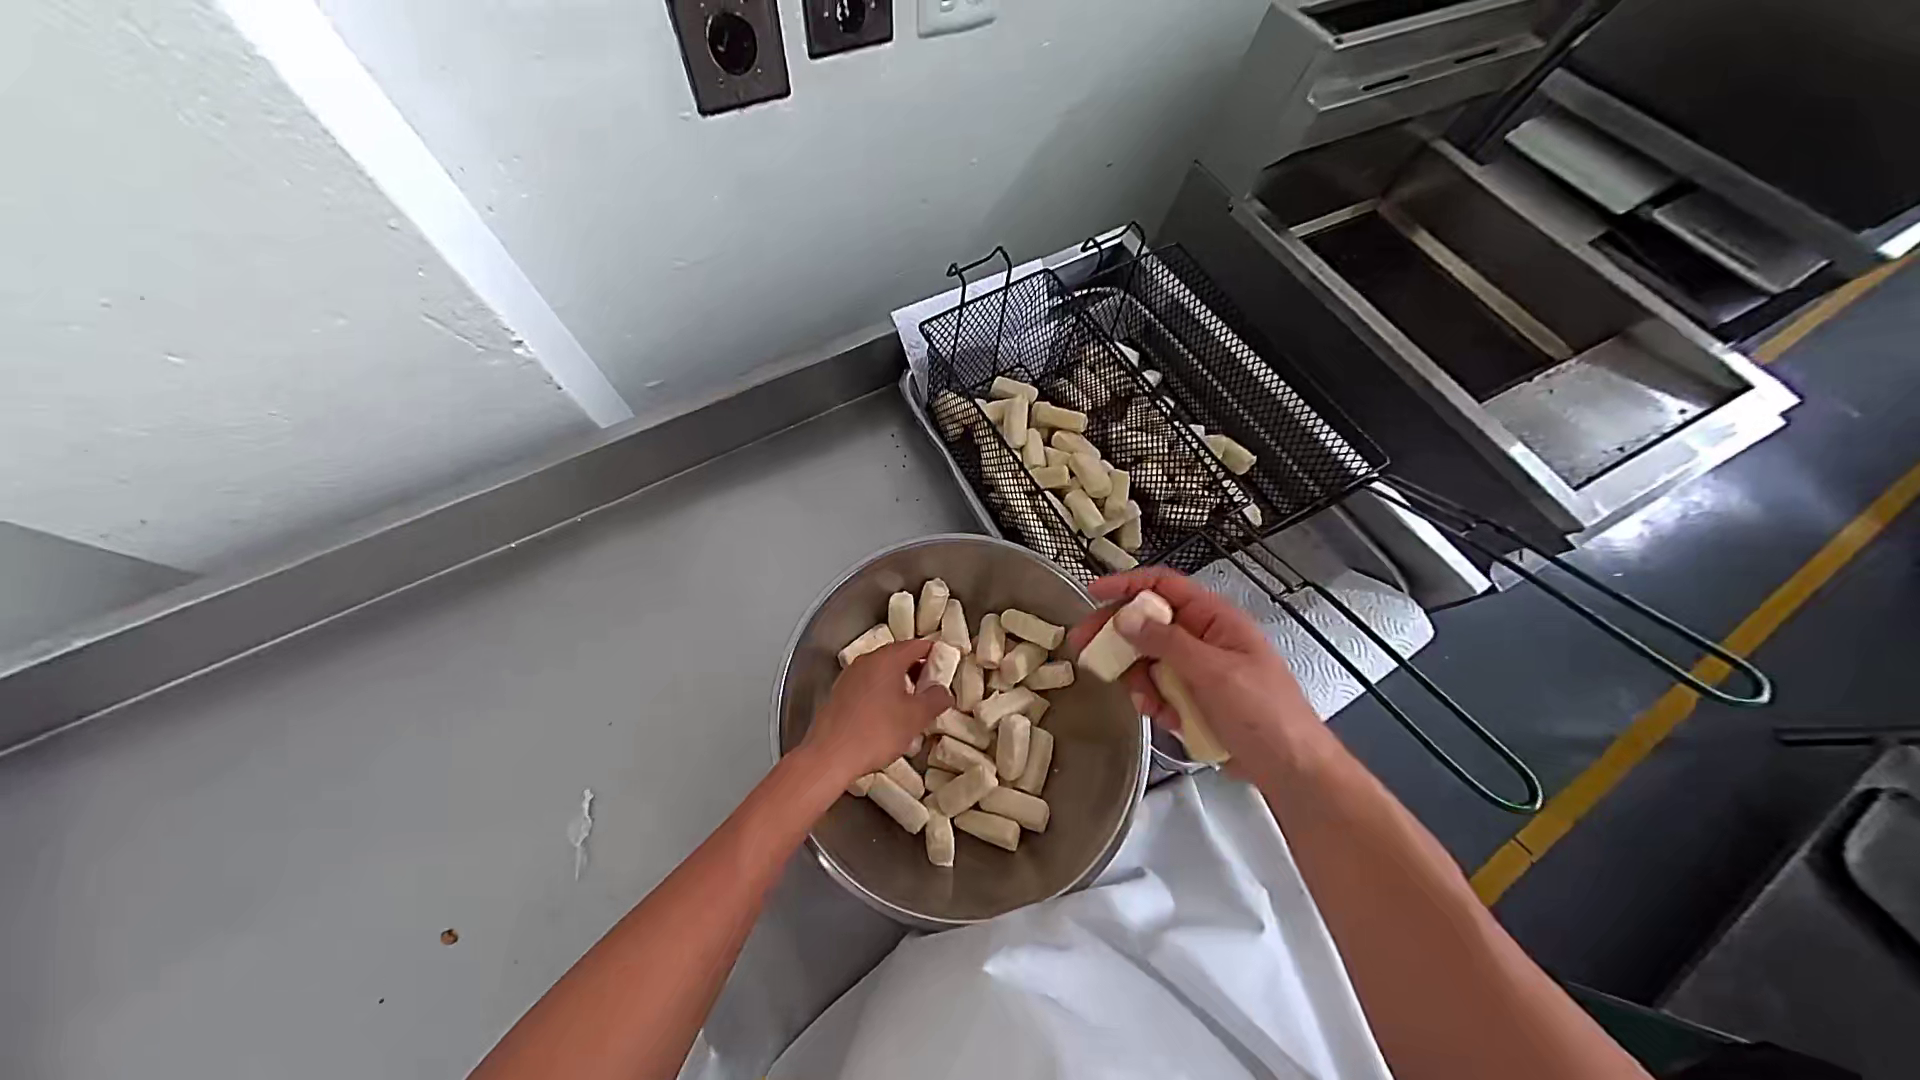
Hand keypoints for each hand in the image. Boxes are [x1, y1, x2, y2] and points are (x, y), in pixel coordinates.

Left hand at [801, 639, 952, 784]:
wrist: (829, 756)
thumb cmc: (876, 733)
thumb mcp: (916, 718)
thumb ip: (936, 699)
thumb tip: (944, 692)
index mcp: (887, 659)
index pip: (918, 645)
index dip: (936, 654)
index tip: (947, 669)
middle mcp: (866, 661)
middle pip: (899, 655)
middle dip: (919, 670)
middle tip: (933, 689)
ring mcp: (849, 676)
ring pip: (882, 671)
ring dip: (900, 683)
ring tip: (913, 706)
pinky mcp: (839, 693)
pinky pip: (868, 685)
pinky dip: (882, 693)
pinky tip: (888, 716)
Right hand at [1067, 567, 1324, 773]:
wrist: (1292, 771)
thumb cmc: (1268, 716)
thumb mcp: (1214, 672)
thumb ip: (1167, 642)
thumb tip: (1126, 617)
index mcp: (1216, 619)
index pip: (1164, 586)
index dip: (1127, 585)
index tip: (1094, 592)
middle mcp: (1203, 638)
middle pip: (1148, 624)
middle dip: (1119, 637)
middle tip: (1088, 648)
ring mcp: (1197, 669)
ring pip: (1148, 659)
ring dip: (1138, 678)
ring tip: (1145, 700)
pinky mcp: (1193, 697)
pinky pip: (1158, 688)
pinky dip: (1153, 700)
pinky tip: (1163, 716)